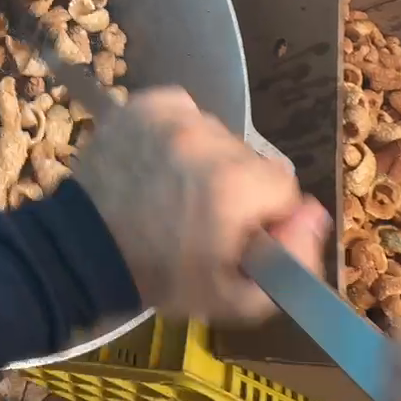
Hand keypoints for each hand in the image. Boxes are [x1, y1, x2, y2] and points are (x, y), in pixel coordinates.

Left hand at [71, 87, 329, 321]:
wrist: (86, 245)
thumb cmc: (162, 275)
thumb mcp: (239, 296)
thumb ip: (293, 258)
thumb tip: (314, 213)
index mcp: (233, 184)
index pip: (284, 185)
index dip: (266, 212)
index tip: (239, 228)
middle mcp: (205, 139)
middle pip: (249, 157)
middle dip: (238, 183)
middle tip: (204, 210)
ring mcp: (170, 116)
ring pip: (217, 132)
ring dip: (208, 155)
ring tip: (177, 183)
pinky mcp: (142, 103)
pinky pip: (183, 108)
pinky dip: (180, 127)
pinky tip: (164, 154)